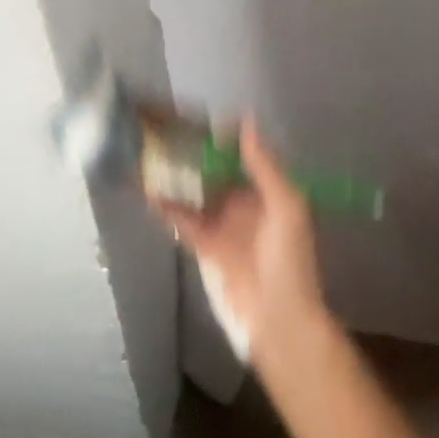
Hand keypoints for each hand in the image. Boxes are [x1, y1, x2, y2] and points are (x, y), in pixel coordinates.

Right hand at [159, 120, 327, 345]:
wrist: (279, 317)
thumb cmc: (289, 260)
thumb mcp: (287, 207)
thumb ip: (265, 167)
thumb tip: (246, 121)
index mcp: (270, 194)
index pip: (243, 158)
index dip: (221, 140)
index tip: (195, 120)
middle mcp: (247, 206)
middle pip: (217, 174)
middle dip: (194, 157)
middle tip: (166, 135)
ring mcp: (226, 228)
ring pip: (197, 196)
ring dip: (178, 180)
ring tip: (152, 159)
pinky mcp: (208, 249)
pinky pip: (185, 223)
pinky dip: (168, 209)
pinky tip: (149, 194)